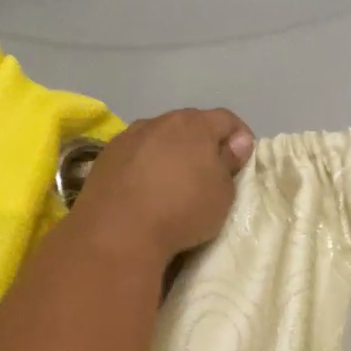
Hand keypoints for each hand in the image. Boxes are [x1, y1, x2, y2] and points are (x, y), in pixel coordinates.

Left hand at [67, 108, 254, 263]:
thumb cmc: (183, 210)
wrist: (119, 232)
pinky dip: (148, 164)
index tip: (244, 160)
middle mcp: (159, 121)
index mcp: (195, 125)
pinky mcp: (106, 156)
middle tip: (212, 172)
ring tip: (177, 181)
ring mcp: (128, 136)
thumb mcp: (223, 193)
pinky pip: (136, 153)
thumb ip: (230, 163)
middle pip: (190, 124)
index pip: (226, 119)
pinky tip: (148, 189)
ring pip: (160, 137)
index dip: (240, 137)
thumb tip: (237, 143)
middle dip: (205, 143)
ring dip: (173, 152)